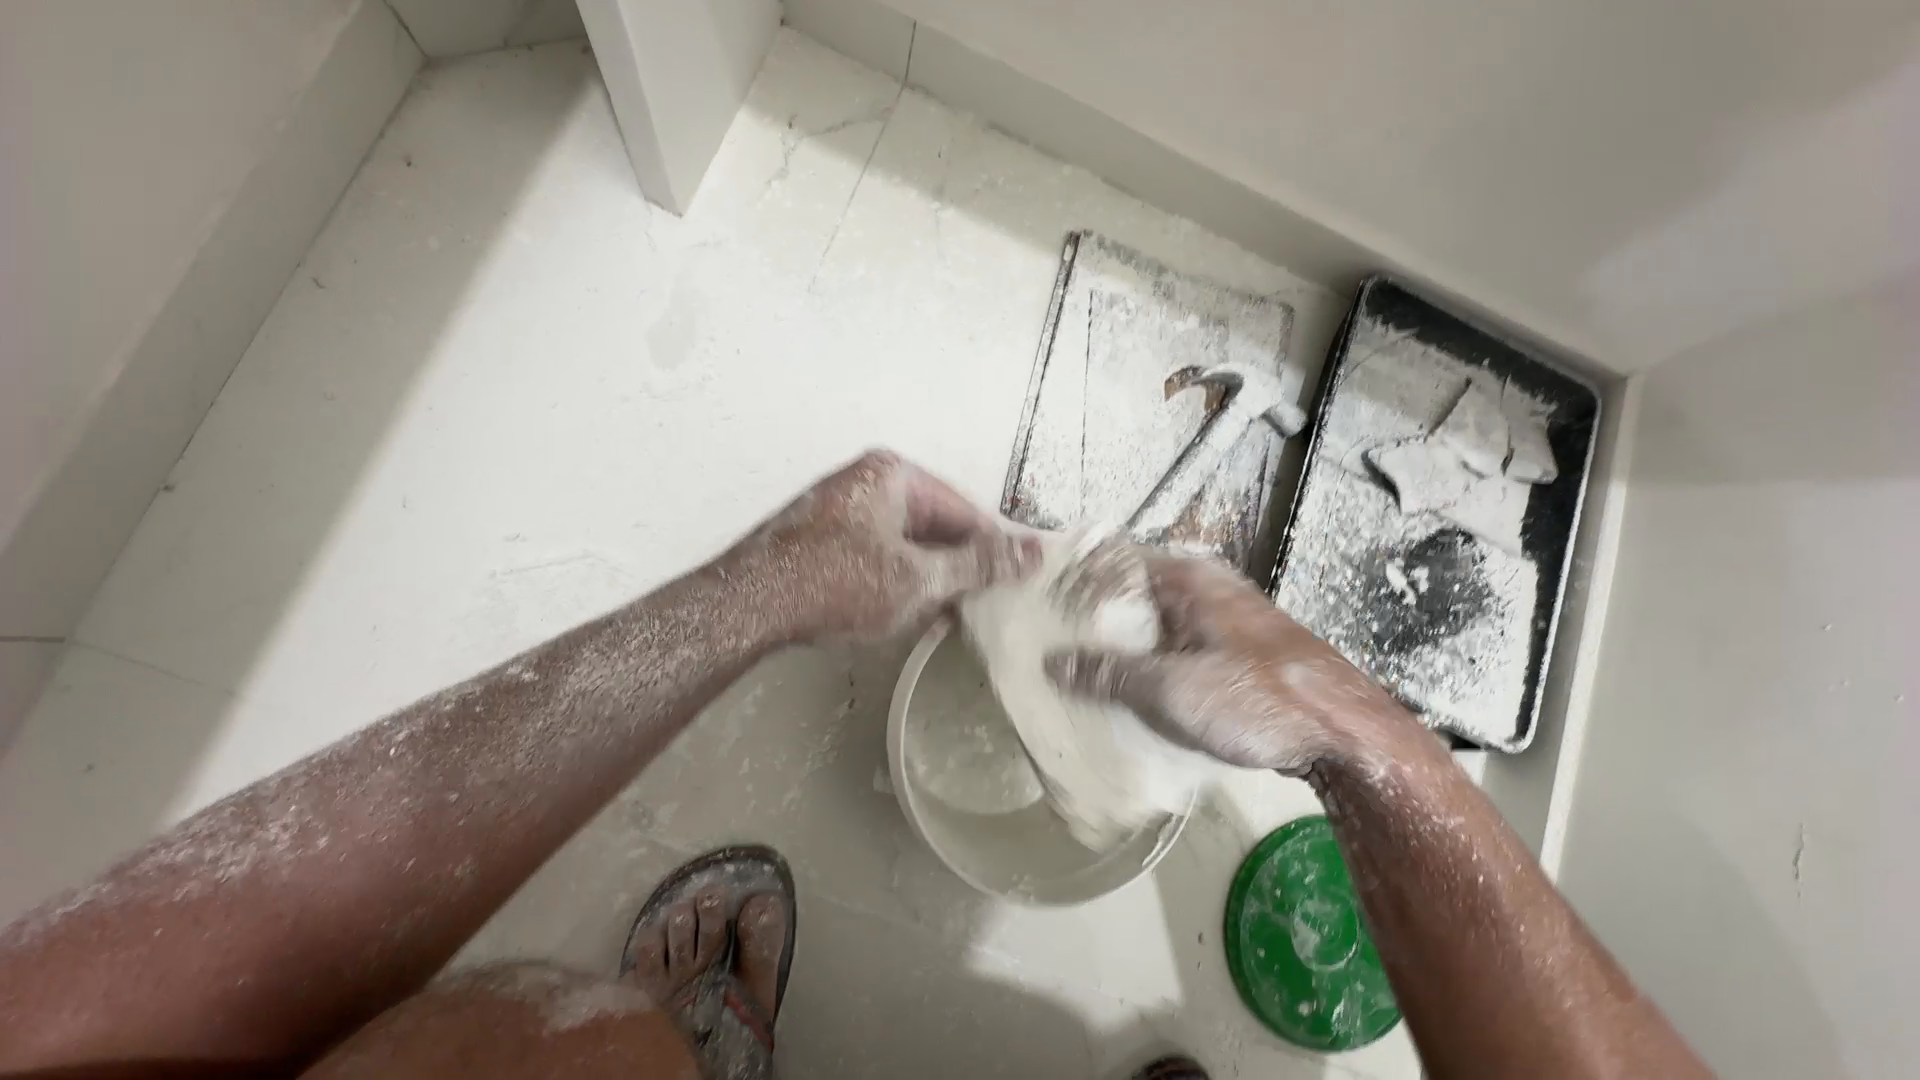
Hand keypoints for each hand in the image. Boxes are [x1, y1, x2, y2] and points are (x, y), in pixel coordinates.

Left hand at [728, 449, 1040, 642]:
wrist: (749, 607)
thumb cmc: (836, 584)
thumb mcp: (919, 579)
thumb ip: (978, 565)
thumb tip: (1032, 552)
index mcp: (893, 474)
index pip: (964, 508)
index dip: (993, 546)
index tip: (1018, 577)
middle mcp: (867, 481)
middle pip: (934, 522)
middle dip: (958, 563)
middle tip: (985, 601)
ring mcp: (841, 508)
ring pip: (905, 540)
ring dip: (928, 575)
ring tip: (950, 612)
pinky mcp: (822, 538)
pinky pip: (877, 551)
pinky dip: (897, 577)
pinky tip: (906, 609)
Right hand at [1046, 553, 1402, 774]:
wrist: (1346, 734)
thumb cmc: (1258, 699)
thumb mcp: (1171, 690)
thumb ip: (1107, 675)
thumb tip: (1050, 662)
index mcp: (1185, 577)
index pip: (1109, 560)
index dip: (1070, 582)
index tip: (1035, 610)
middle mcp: (1201, 586)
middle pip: (1128, 592)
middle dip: (1089, 618)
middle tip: (1047, 646)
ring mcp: (1219, 617)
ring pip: (1151, 621)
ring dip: (1118, 644)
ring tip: (1076, 672)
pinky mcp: (1231, 649)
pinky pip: (1173, 645)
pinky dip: (1146, 661)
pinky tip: (1127, 691)